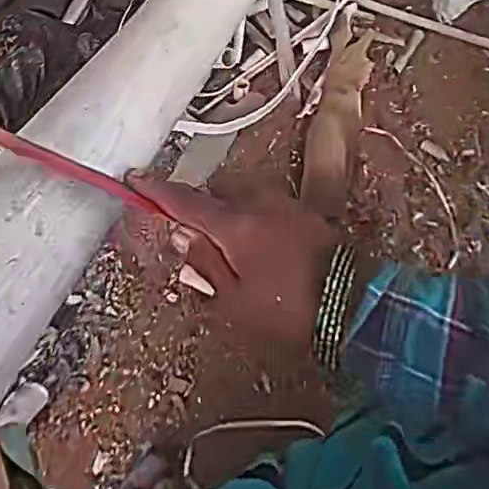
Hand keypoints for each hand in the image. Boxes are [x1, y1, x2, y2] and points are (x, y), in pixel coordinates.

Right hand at [127, 179, 338, 343]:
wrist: (354, 302)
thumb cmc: (288, 310)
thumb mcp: (236, 300)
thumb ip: (205, 263)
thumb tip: (178, 234)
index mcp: (235, 225)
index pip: (186, 201)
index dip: (157, 191)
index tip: (134, 178)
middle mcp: (258, 203)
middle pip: (215, 192)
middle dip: (197, 205)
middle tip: (187, 232)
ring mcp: (283, 203)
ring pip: (240, 194)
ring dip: (224, 208)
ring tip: (222, 244)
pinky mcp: (302, 211)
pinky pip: (262, 202)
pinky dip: (247, 213)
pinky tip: (254, 242)